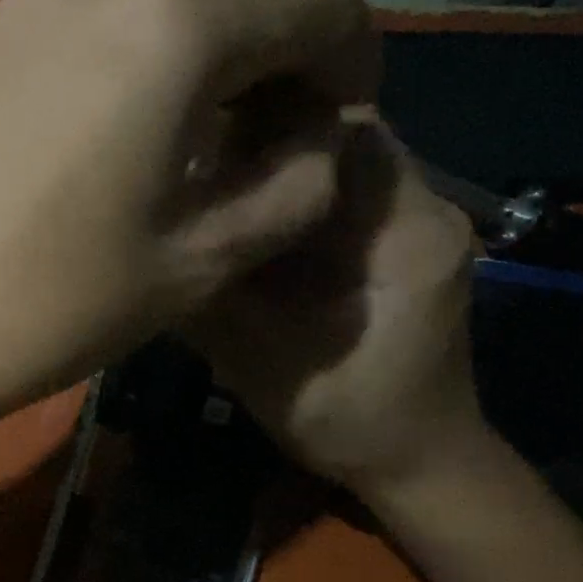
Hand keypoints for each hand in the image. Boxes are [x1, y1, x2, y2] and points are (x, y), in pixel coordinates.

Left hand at [0, 0, 376, 445]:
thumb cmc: (47, 305)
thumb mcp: (200, 259)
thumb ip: (295, 185)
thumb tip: (319, 140)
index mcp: (175, 12)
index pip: (317, 1)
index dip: (350, 64)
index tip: (337, 131)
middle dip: (268, 62)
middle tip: (267, 149)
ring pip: (152, 10)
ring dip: (194, 65)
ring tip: (190, 152)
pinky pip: (82, 33)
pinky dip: (123, 70)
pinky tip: (112, 141)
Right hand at [190, 115, 483, 492]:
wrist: (417, 464)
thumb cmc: (349, 418)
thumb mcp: (265, 360)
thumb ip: (217, 296)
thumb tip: (159, 236)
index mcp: (405, 230)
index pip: (344, 128)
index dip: (271, 117)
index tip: (202, 129)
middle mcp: (423, 208)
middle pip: (340, 137)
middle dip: (267, 138)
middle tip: (193, 157)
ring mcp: (413, 226)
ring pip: (336, 166)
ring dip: (274, 170)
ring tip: (208, 183)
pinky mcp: (395, 246)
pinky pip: (337, 200)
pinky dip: (288, 201)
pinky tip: (240, 221)